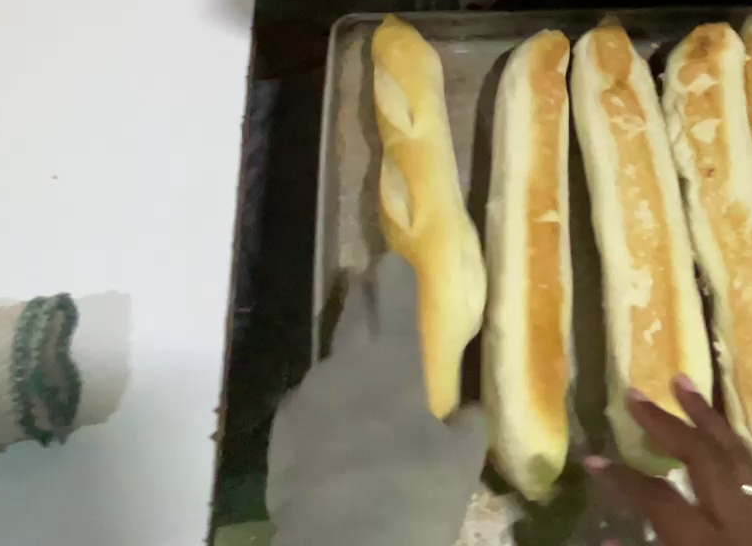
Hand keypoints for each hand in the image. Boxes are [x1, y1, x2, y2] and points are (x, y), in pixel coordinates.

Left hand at [266, 254, 486, 545]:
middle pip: (353, 313)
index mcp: (393, 358)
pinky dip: (323, 407)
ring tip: (360, 383)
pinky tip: (333, 431)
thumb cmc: (412, 494)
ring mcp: (309, 394)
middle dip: (364, 295)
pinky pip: (307, 404)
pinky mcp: (282, 430)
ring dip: (345, 362)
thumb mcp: (459, 463)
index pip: (393, 294)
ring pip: (329, 363)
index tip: (394, 258)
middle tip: (371, 285)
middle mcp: (346, 363)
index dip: (395, 271)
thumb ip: (466, 427)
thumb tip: (469, 412)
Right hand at [583, 376, 751, 545]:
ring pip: (738, 455)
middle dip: (667, 425)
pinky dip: (731, 441)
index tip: (592, 461)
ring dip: (706, 417)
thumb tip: (604, 543)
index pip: (662, 504)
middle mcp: (746, 530)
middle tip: (634, 395)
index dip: (624, 482)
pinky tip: (715, 427)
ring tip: (681, 382)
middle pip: (705, 461)